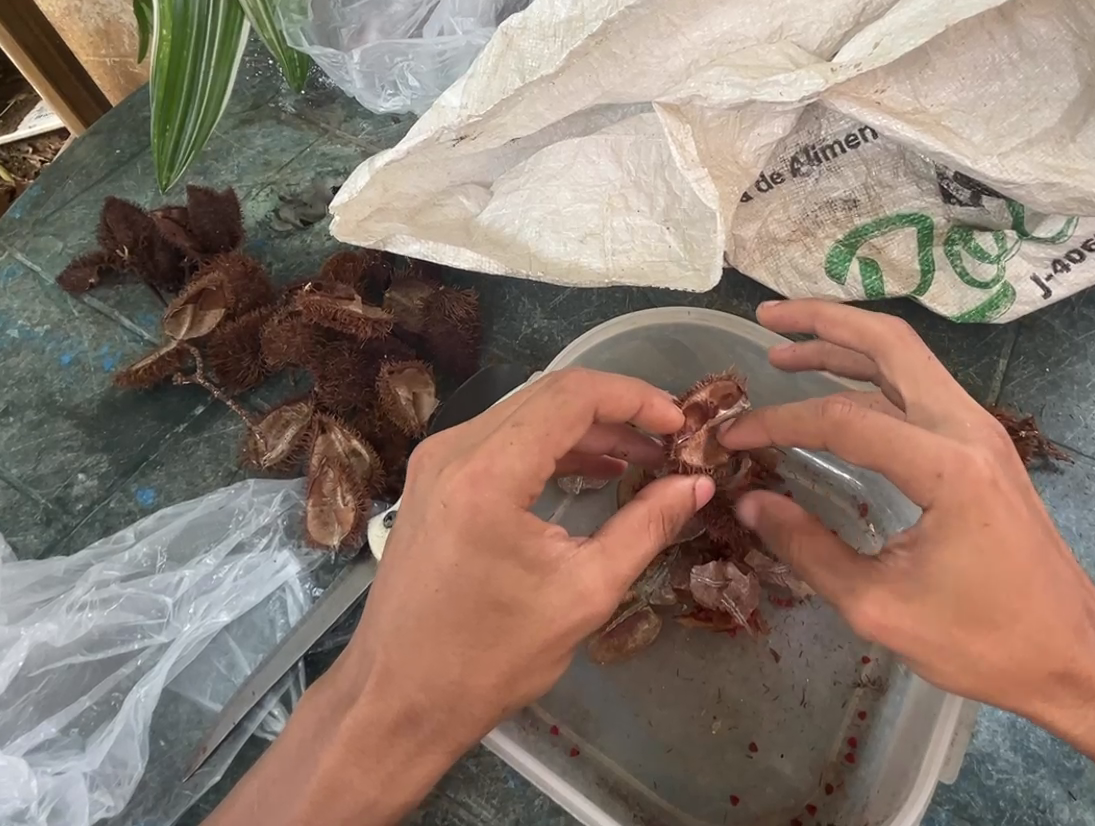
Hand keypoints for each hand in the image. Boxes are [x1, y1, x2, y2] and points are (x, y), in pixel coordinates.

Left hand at [349, 367, 714, 745]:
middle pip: (550, 394)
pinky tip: (595, 468)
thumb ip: (647, 526)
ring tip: (643, 455)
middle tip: (667, 437)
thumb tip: (698, 485)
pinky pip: (504, 437)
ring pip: (528, 411)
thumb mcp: (585, 592)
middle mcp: (455, 448)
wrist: (396, 700)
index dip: (634, 398)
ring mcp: (438, 459)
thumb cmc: (490, 659)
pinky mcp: (436, 476)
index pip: (572, 396)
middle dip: (617, 409)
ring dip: (587, 427)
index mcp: (488, 473)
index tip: (678, 422)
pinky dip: (553, 445)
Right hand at [720, 300, 1094, 825]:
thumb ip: (807, 548)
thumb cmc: (984, 641)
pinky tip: (835, 379)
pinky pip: (916, 382)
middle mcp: (966, 427)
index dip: (779, 421)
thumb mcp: (880, 608)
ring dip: (844, 339)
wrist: (1078, 655)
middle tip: (767, 317)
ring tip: (785, 343)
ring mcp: (979, 428)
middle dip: (822, 320)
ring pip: (905, 355)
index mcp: (947, 468)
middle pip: (889, 342)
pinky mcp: (980, 440)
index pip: (844, 419)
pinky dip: (869, 367)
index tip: (734, 436)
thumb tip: (749, 501)